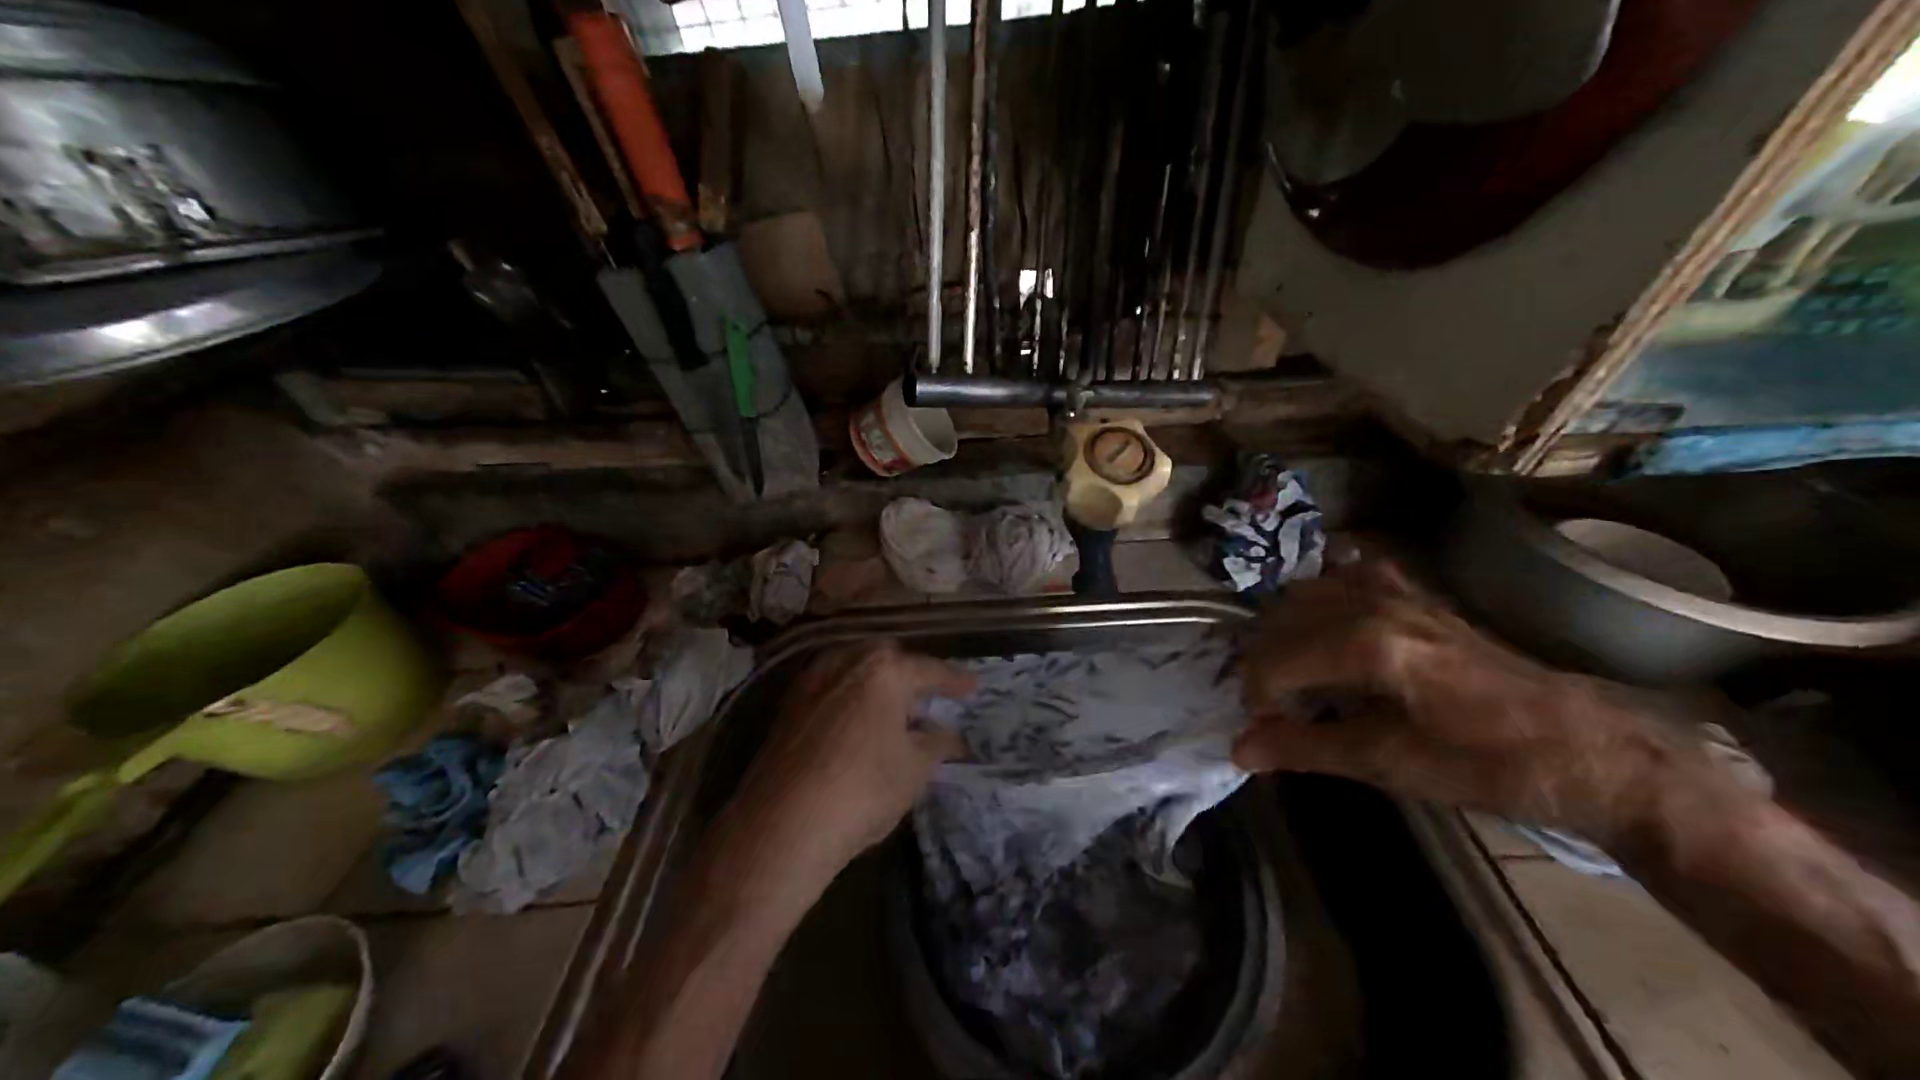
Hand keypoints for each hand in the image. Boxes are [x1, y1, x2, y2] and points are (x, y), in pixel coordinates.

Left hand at [730, 642, 974, 875]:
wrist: (783, 825)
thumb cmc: (863, 789)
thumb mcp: (914, 769)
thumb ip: (937, 744)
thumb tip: (951, 737)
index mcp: (884, 669)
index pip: (930, 669)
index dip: (955, 681)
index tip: (974, 686)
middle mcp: (845, 662)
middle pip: (887, 659)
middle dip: (910, 674)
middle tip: (930, 697)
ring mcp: (811, 682)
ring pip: (854, 671)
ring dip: (877, 684)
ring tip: (895, 710)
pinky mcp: (787, 708)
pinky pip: (831, 690)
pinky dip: (851, 699)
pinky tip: (859, 724)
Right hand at [1235, 562, 1709, 843]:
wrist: (1587, 749)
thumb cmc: (1487, 765)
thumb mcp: (1390, 765)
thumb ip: (1305, 747)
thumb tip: (1238, 749)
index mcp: (1367, 645)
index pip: (1273, 660)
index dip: (1257, 698)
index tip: (1265, 731)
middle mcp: (1373, 603)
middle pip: (1279, 622)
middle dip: (1264, 666)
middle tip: (1276, 710)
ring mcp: (1396, 591)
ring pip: (1304, 594)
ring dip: (1285, 632)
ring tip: (1296, 677)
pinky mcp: (1416, 594)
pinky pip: (1346, 576)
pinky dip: (1322, 597)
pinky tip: (1326, 625)